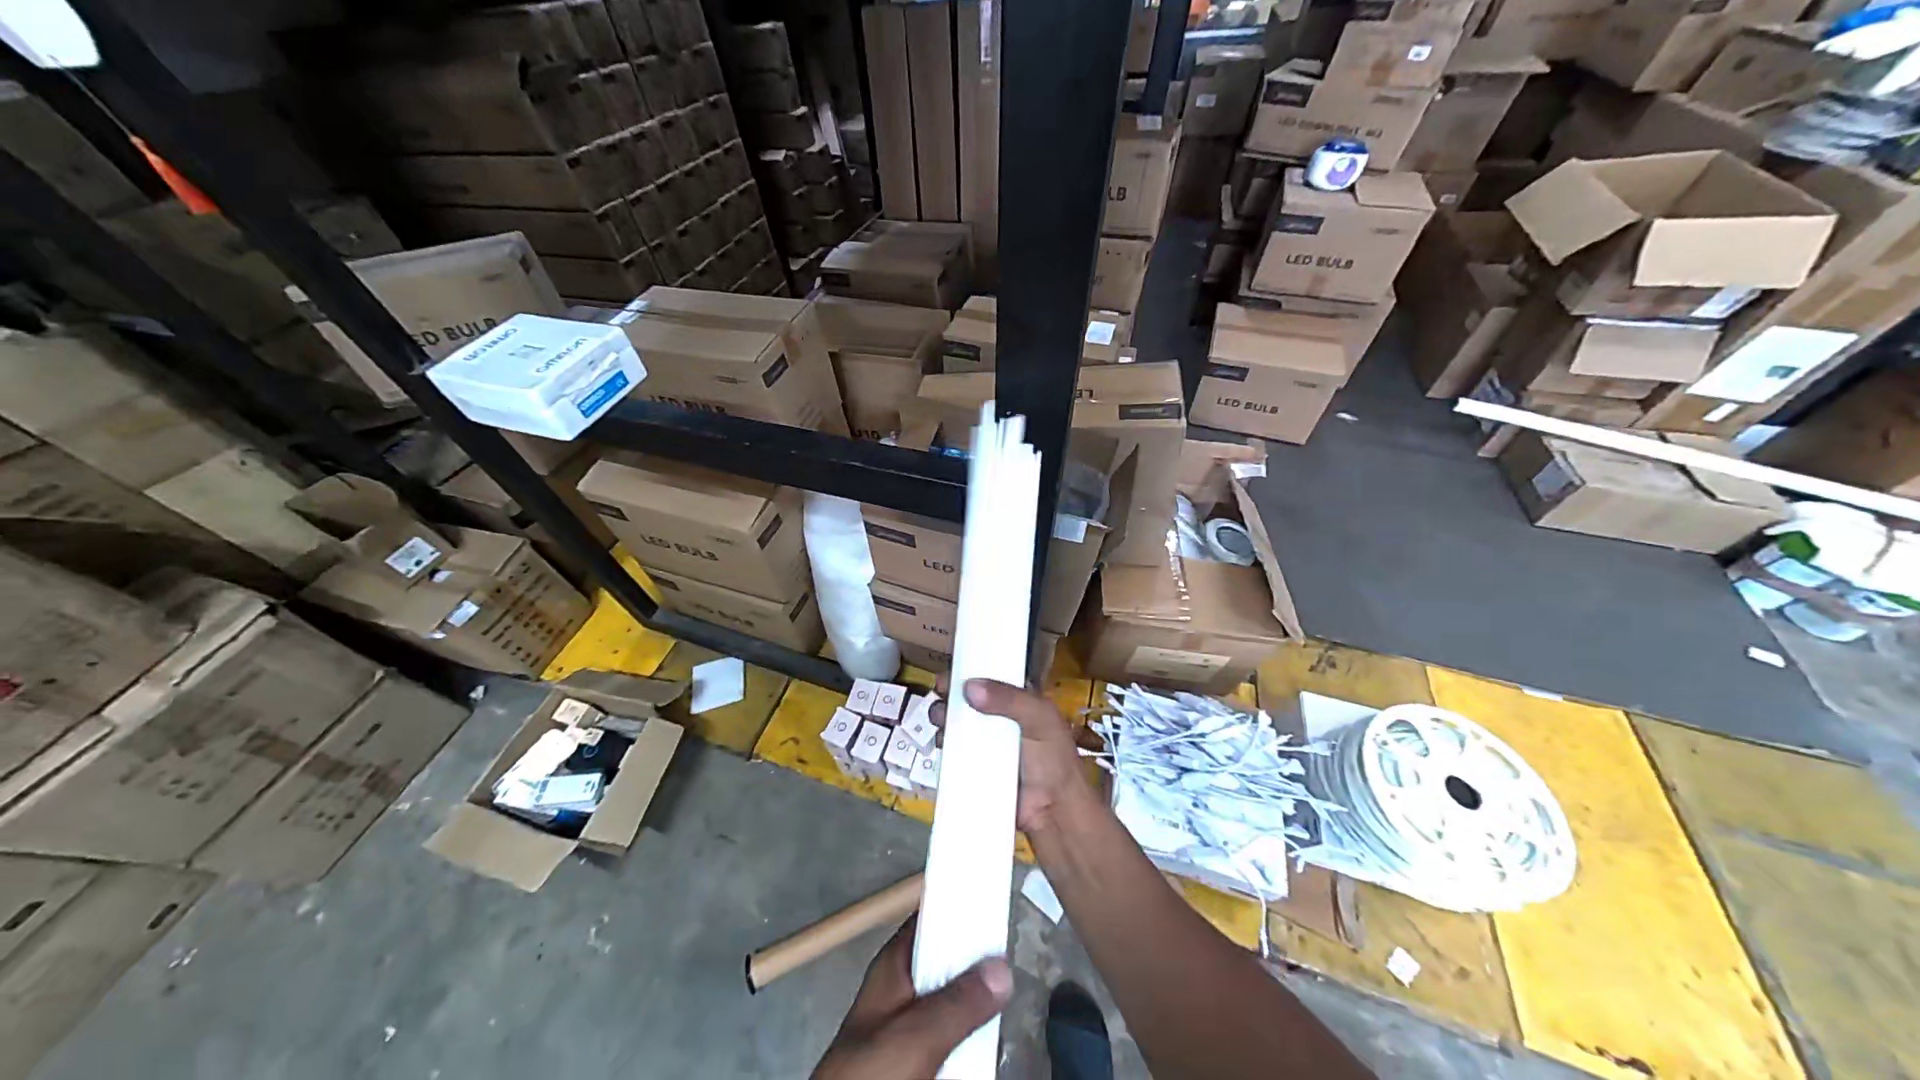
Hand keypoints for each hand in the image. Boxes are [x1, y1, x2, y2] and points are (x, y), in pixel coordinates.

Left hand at [813, 917, 1012, 1079]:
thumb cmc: (867, 1074)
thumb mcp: (915, 1034)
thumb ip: (957, 1002)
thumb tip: (1001, 968)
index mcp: (895, 965)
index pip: (933, 916)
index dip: (963, 906)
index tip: (998, 905)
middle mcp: (904, 986)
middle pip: (951, 960)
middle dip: (978, 964)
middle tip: (1009, 966)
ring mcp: (912, 1022)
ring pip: (956, 1000)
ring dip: (978, 1005)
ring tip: (1003, 1003)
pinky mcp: (920, 1056)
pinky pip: (955, 1035)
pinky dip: (971, 1036)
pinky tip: (985, 1043)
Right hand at [953, 679, 1092, 835]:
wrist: (1052, 811)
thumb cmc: (1052, 760)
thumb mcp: (1039, 719)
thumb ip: (1009, 699)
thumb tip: (969, 687)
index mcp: (1018, 702)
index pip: (991, 679)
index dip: (971, 672)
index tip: (953, 671)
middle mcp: (999, 719)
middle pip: (968, 700)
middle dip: (951, 694)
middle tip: (940, 695)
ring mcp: (985, 744)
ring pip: (957, 723)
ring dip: (944, 717)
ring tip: (939, 719)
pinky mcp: (973, 766)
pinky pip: (953, 751)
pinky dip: (944, 743)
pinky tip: (941, 742)